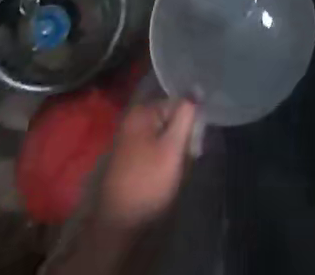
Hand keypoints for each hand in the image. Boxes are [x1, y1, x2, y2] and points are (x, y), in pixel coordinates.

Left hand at [91, 97, 197, 231]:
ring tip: (177, 168)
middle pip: (171, 118)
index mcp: (141, 112)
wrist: (118, 225)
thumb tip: (196, 88)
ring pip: (165, 135)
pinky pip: (155, 148)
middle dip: (183, 136)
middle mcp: (132, 120)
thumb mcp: (173, 146)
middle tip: (187, 157)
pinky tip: (166, 174)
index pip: (180, 104)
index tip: (194, 143)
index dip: (191, 122)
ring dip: (175, 149)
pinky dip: (164, 158)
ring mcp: (129, 140)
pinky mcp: (130, 158)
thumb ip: (186, 114)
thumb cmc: (148, 182)